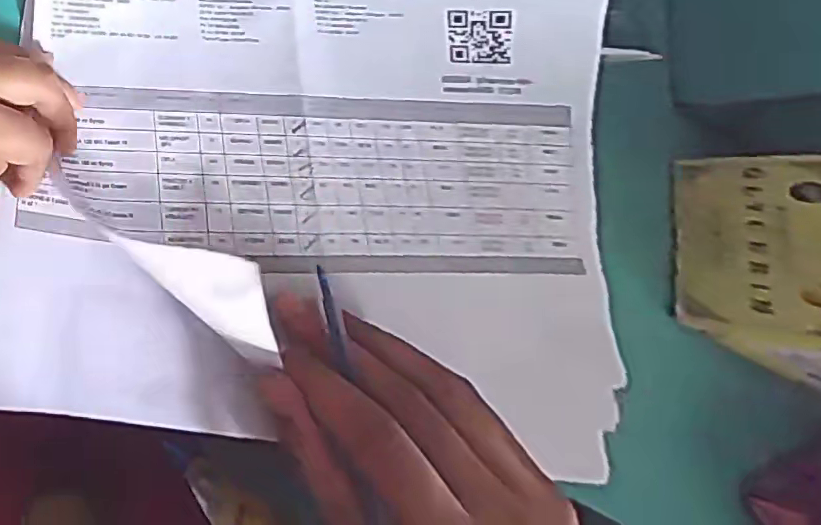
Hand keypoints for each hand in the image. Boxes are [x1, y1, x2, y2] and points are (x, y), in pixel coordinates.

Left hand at [0, 30, 79, 323]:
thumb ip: (1, 160)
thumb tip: (27, 141)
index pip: (30, 133)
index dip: (41, 161)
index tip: (27, 183)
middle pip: (37, 77)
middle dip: (62, 109)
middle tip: (69, 134)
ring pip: (15, 51)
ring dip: (40, 81)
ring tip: (55, 106)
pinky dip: (6, 66)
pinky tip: (12, 86)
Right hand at [257, 295, 576, 524]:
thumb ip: (321, 466)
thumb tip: (281, 390)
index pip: (379, 439)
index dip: (326, 386)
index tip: (288, 354)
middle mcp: (504, 513)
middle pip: (411, 403)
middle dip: (342, 349)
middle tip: (299, 316)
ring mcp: (532, 496)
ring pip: (444, 389)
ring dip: (379, 345)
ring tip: (332, 320)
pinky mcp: (539, 478)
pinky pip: (469, 402)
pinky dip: (418, 366)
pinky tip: (382, 348)